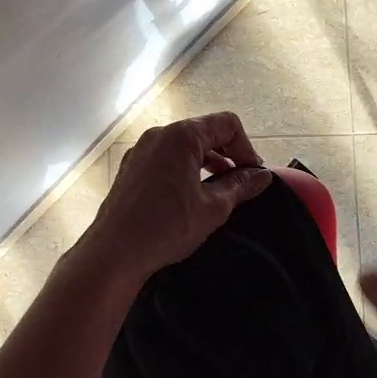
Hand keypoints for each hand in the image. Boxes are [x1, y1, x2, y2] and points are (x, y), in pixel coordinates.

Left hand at [78, 112, 272, 279]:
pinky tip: (191, 196)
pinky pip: (166, 158)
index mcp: (181, 136)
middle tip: (242, 183)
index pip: (226, 124)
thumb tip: (262, 176)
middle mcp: (159, 134)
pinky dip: (185, 168)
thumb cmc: (166, 227)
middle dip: (228, 154)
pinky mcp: (131, 167)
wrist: (114, 252)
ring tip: (220, 190)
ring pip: (184, 145)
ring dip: (208, 162)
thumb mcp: (214, 208)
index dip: (246, 148)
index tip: (253, 175)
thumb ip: (241, 186)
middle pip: (205, 131)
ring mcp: (141, 150)